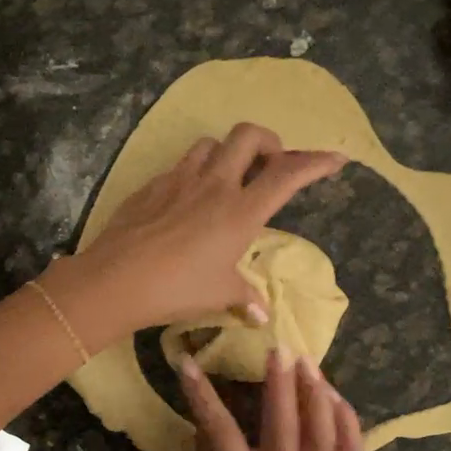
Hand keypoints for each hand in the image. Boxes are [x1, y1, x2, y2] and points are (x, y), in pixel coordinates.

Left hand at [70, 124, 343, 335]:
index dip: (316, 162)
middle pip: (249, 136)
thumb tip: (261, 314)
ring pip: (210, 143)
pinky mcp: (151, 185)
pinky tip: (186, 201)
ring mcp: (179, 180)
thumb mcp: (219, 295)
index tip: (334, 158)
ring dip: (226, 153)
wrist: (116, 280)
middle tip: (270, 165)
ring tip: (227, 178)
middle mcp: (214, 185)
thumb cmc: (177, 289)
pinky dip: (192, 174)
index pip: (288, 174)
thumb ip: (244, 298)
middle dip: (268, 141)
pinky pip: (179, 166)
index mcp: (241, 211)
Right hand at [178, 348, 362, 450]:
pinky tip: (334, 393)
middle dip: (280, 385)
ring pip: (322, 431)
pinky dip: (346, 418)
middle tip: (277, 349)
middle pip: (285, 425)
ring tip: (308, 362)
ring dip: (315, 394)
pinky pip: (347, 445)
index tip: (188, 365)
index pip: (221, 434)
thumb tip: (203, 421)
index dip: (203, 398)